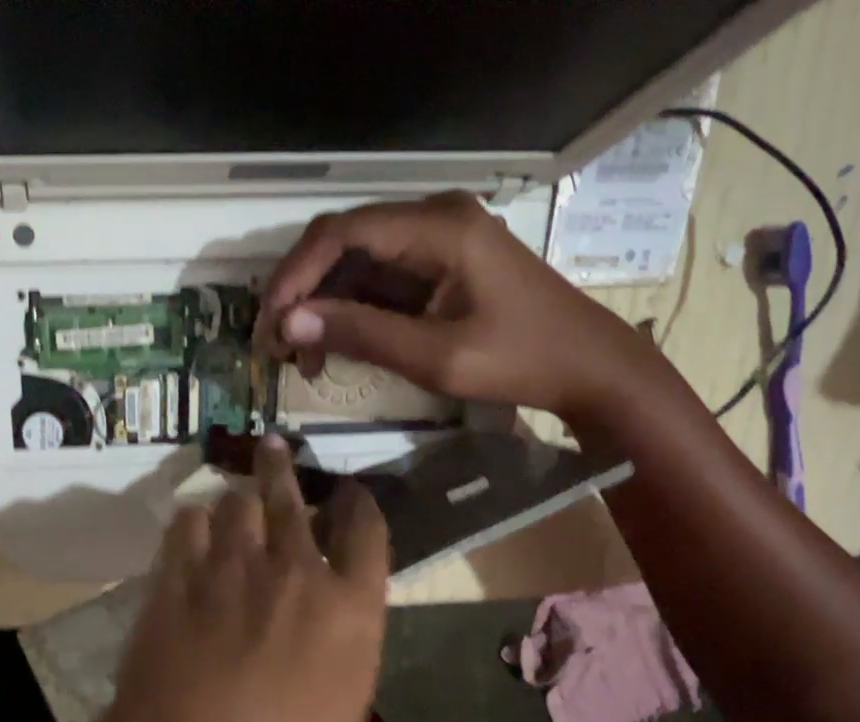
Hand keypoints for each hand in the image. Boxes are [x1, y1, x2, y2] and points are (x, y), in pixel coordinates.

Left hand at [91, 436, 389, 721]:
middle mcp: (296, 575)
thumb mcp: (339, 716)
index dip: (355, 505)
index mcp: (354, 615)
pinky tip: (193, 530)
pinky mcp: (171, 582)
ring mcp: (228, 572)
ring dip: (236, 500)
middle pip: (294, 497)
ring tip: (232, 502)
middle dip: (285, 471)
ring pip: (235, 501)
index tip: (346, 495)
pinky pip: (184, 525)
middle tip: (276, 450)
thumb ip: (336, 648)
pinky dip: (192, 522)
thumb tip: (322, 619)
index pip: (366, 529)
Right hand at [255, 191, 670, 421]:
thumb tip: (288, 322)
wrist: (589, 367)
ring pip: (356, 260)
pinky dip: (351, 309)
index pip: (342, 232)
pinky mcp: (440, 261)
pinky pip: (379, 276)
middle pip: (343, 240)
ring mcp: (438, 237)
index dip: (295, 274)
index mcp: (440, 227)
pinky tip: (334, 346)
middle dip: (301, 291)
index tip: (269, 321)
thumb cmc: (521, 360)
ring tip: (301, 356)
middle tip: (275, 343)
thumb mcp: (436, 356)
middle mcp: (434, 217)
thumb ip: (362, 334)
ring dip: (322, 304)